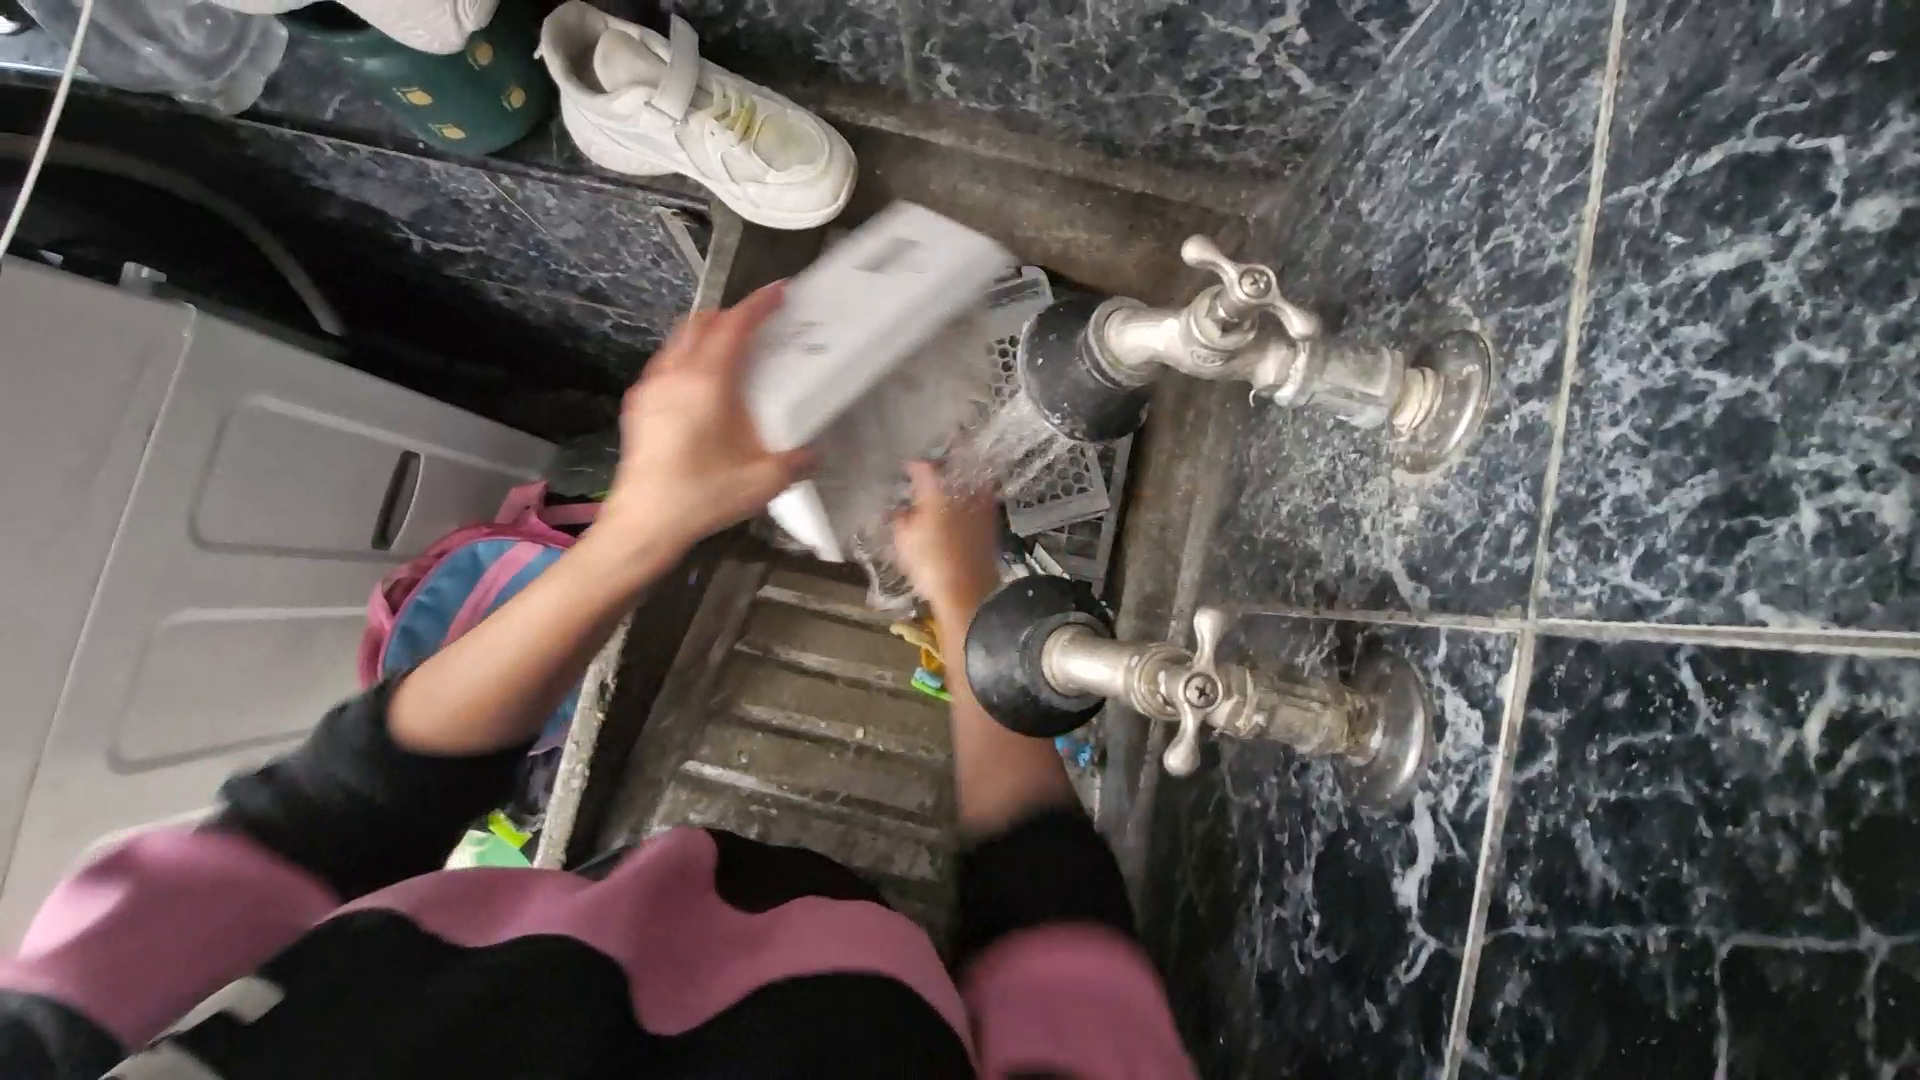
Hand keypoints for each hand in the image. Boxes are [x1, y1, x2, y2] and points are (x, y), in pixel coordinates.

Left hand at [597, 283, 812, 556]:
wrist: (643, 525)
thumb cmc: (701, 498)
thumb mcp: (764, 481)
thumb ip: (797, 460)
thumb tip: (814, 452)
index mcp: (706, 384)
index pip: (733, 327)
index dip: (758, 305)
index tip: (777, 293)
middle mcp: (673, 377)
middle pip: (700, 323)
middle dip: (730, 315)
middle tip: (757, 323)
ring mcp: (650, 391)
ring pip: (678, 341)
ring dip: (706, 335)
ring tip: (732, 351)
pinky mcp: (639, 409)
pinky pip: (665, 366)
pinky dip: (687, 359)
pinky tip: (703, 388)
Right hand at [890, 461, 1002, 614]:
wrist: (969, 590)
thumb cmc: (931, 565)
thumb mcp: (905, 542)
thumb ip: (900, 519)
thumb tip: (900, 510)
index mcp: (936, 491)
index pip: (923, 467)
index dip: (913, 466)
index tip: (906, 468)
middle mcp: (961, 489)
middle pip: (950, 467)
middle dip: (938, 468)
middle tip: (927, 473)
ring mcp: (981, 502)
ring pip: (968, 479)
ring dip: (956, 479)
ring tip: (945, 486)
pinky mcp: (992, 518)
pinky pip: (980, 496)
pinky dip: (969, 495)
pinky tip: (961, 504)